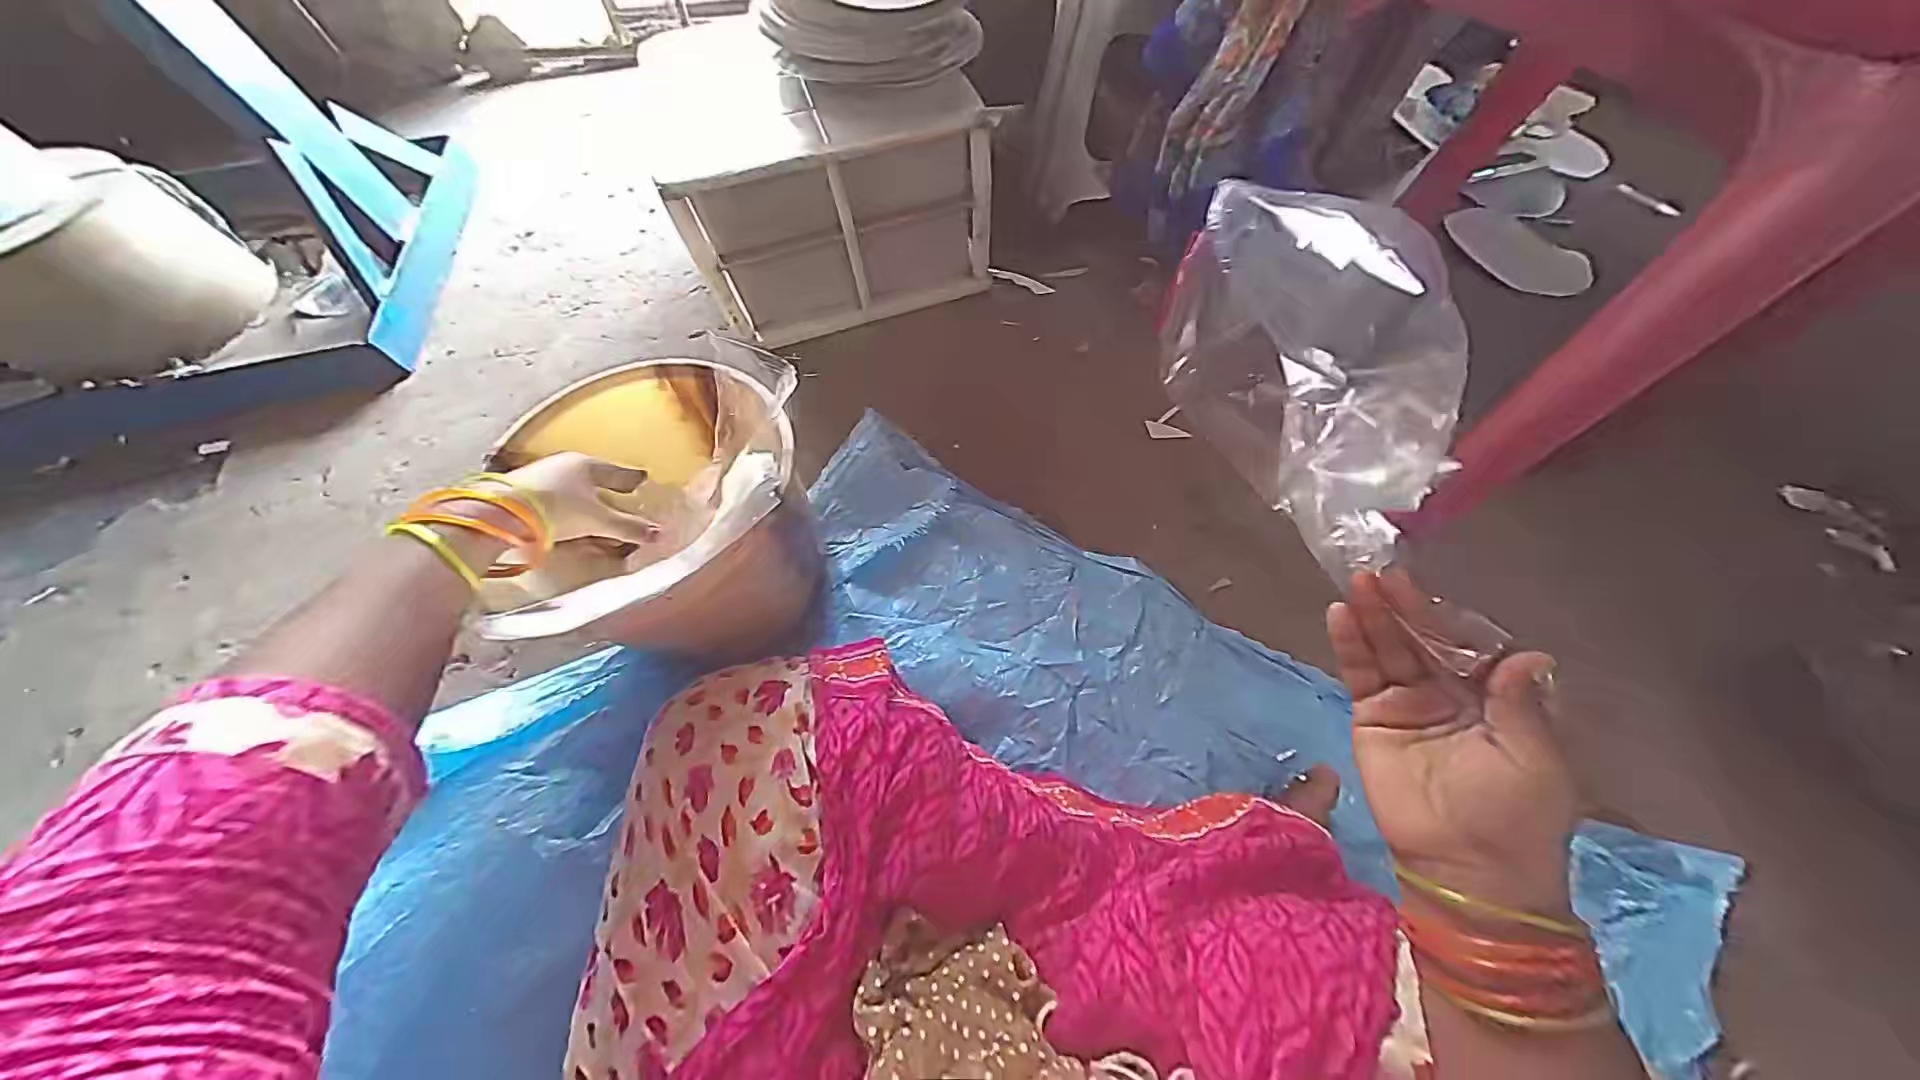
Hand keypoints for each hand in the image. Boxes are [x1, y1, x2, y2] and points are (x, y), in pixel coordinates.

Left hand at [500, 452, 659, 544]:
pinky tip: (569, 516)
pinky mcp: (521, 492)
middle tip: (623, 494)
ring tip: (597, 509)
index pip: (618, 472)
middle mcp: (562, 464)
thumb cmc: (557, 509)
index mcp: (586, 464)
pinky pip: (555, 496)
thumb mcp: (599, 521)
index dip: (632, 478)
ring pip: (572, 486)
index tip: (643, 479)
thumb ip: (630, 528)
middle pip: (594, 476)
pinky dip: (566, 505)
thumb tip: (658, 534)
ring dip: (585, 497)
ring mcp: (539, 476)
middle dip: (608, 486)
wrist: (501, 515)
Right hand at [1328, 570, 1576, 915]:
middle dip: (1400, 607)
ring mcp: (1405, 701)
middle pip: (1418, 639)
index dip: (1441, 615)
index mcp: (1490, 697)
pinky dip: (1349, 644)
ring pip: (1386, 649)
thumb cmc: (1513, 813)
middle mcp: (1445, 691)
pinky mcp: (1371, 715)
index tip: (1421, 586)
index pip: (1462, 644)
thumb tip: (1530, 656)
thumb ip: (1520, 704)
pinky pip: (1360, 673)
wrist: (1466, 865)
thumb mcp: (1533, 757)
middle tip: (1380, 574)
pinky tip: (1340, 615)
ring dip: (1371, 616)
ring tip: (1356, 584)